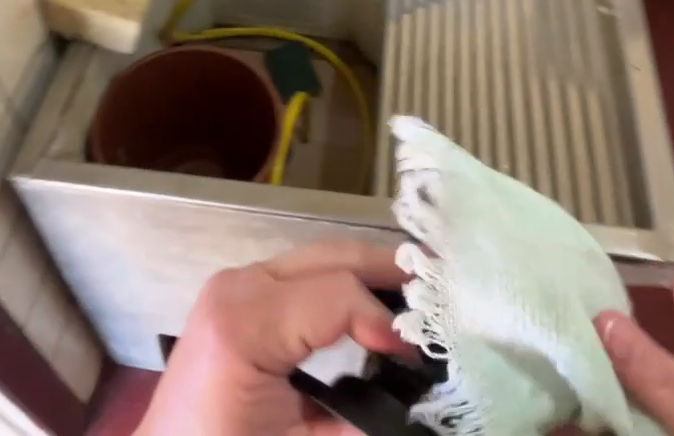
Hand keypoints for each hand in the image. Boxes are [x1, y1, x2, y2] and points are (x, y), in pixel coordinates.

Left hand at [135, 240, 410, 435]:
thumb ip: (356, 417)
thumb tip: (412, 396)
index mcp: (245, 323)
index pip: (337, 294)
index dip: (385, 319)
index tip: (417, 353)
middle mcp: (238, 286)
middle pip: (330, 256)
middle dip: (387, 267)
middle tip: (439, 284)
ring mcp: (234, 284)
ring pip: (317, 255)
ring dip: (366, 269)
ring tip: (414, 290)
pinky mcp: (236, 293)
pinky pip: (299, 274)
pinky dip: (339, 280)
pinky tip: (369, 299)